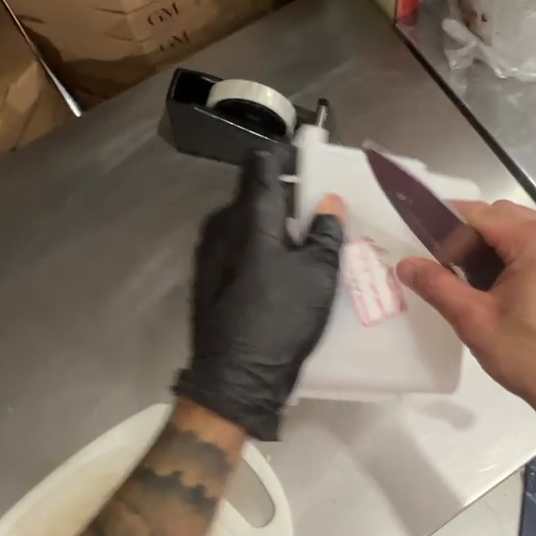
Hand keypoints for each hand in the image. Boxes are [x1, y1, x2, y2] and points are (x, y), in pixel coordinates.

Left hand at [175, 152, 344, 440]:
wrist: (234, 379)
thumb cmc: (280, 321)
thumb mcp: (318, 276)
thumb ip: (325, 233)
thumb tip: (329, 203)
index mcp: (249, 217)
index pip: (261, 165)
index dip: (285, 156)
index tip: (309, 159)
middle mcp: (221, 226)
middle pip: (254, 196)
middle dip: (285, 197)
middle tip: (319, 209)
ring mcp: (208, 254)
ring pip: (245, 224)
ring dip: (272, 226)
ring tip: (305, 242)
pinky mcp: (206, 280)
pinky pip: (237, 249)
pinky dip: (259, 249)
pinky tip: (281, 271)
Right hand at [398, 201, 535, 422]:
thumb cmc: (527, 356)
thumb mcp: (474, 320)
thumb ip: (437, 285)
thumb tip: (405, 264)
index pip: (481, 214)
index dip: (448, 224)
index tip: (425, 244)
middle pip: (505, 217)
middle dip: (474, 235)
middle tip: (450, 268)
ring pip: (526, 231)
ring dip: (498, 245)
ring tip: (477, 281)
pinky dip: (522, 256)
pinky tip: (508, 288)